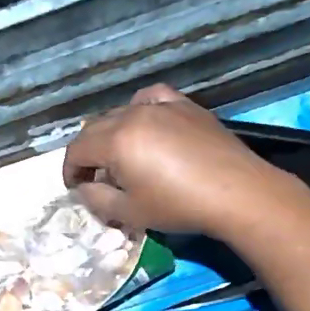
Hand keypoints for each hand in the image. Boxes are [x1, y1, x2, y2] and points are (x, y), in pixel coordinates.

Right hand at [64, 84, 287, 235]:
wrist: (239, 194)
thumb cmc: (179, 206)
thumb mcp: (128, 212)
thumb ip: (95, 198)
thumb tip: (85, 187)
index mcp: (115, 141)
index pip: (77, 150)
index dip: (70, 171)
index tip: (76, 188)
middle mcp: (133, 116)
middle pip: (94, 128)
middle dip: (87, 153)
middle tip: (94, 177)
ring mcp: (161, 106)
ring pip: (119, 113)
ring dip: (110, 134)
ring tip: (119, 155)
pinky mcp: (185, 106)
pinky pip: (151, 97)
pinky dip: (139, 108)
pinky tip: (146, 122)